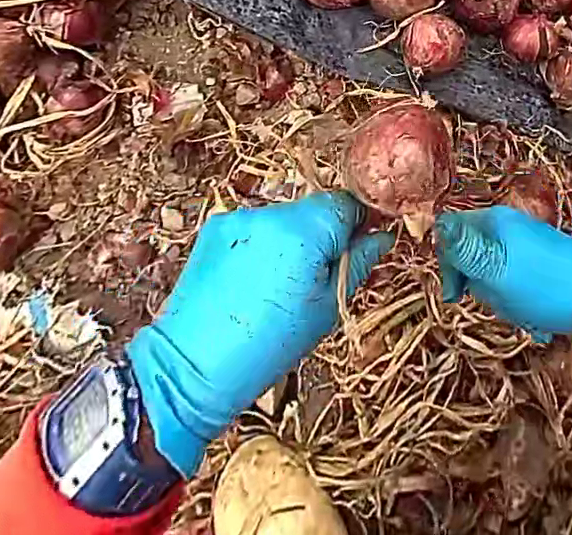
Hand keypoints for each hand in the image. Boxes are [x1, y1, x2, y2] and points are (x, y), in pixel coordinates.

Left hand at [125, 191, 392, 475]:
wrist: (188, 369)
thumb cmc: (270, 344)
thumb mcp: (329, 307)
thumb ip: (360, 261)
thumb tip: (383, 236)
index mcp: (306, 229)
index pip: (349, 202)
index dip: (359, 223)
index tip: (358, 246)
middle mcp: (274, 212)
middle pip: (317, 207)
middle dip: (325, 232)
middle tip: (319, 272)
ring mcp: (242, 216)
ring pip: (288, 216)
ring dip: (294, 238)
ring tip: (281, 280)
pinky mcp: (217, 226)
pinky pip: (258, 225)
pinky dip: (265, 243)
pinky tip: (255, 277)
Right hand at [436, 206, 571, 353]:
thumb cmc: (545, 287)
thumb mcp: (494, 270)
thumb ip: (464, 249)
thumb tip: (435, 223)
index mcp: (496, 221)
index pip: (451, 231)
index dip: (448, 262)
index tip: (456, 293)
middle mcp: (511, 227)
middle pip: (470, 254)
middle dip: (477, 284)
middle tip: (494, 301)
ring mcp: (527, 244)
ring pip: (491, 272)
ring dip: (499, 297)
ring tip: (519, 311)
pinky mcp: (542, 263)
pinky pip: (514, 282)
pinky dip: (519, 302)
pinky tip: (535, 318)